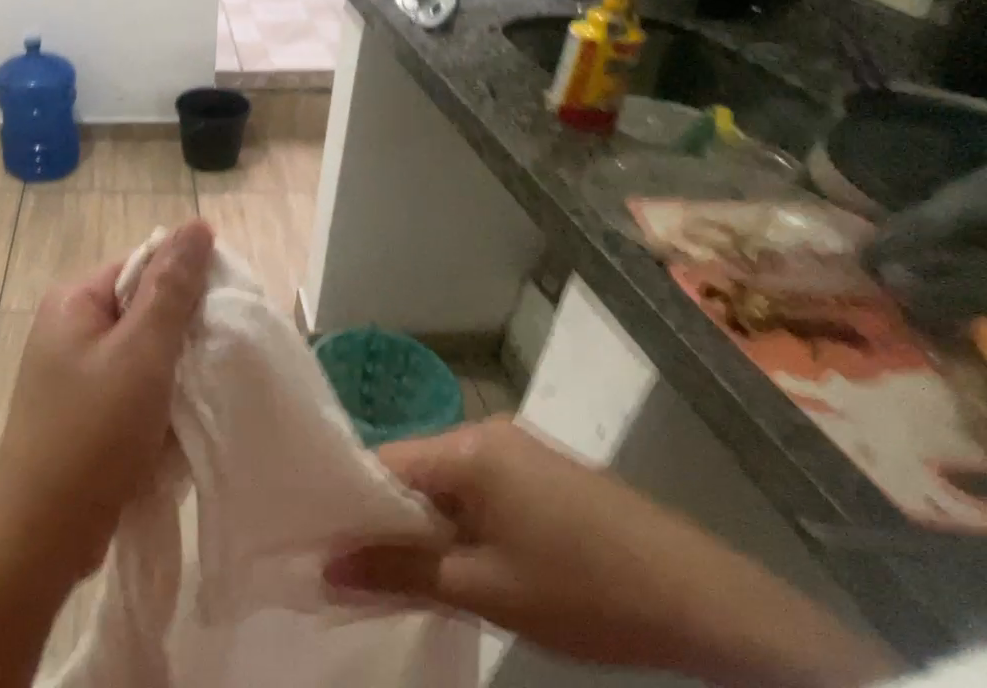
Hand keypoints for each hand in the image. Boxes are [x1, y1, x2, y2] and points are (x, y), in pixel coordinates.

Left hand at [0, 220, 215, 586]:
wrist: (43, 531)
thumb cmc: (93, 434)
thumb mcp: (141, 354)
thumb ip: (171, 289)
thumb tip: (196, 224)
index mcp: (73, 300)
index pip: (143, 265)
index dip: (188, 283)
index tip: (228, 318)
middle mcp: (67, 328)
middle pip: (143, 310)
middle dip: (183, 336)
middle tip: (218, 364)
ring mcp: (71, 372)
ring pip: (143, 355)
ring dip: (175, 375)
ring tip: (199, 399)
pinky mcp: (81, 412)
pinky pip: (132, 390)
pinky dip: (157, 405)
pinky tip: (175, 428)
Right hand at [326, 419, 897, 687]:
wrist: (717, 608)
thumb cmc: (587, 591)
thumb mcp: (483, 589)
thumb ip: (398, 572)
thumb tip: (324, 568)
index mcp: (467, 446)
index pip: (380, 464)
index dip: (349, 506)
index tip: (323, 545)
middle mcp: (488, 433)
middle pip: (412, 472)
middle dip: (387, 522)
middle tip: (359, 570)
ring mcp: (522, 452)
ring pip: (446, 486)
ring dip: (426, 528)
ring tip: (408, 575)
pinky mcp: (548, 476)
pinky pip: (481, 493)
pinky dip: (462, 526)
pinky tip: (464, 566)